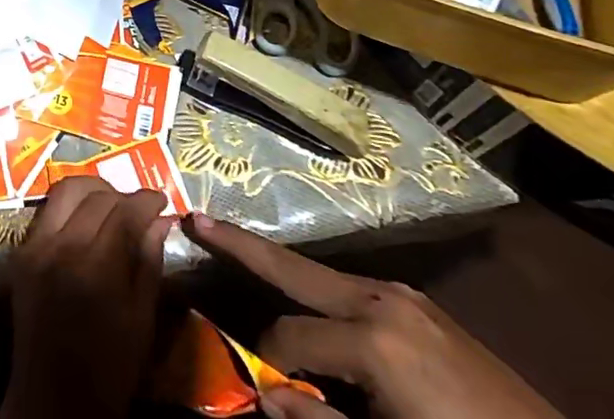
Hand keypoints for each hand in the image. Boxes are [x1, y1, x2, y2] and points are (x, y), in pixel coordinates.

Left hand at [1, 177, 174, 418]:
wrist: (51, 404)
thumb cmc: (107, 369)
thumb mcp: (141, 318)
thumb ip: (149, 261)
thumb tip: (161, 220)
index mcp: (94, 267)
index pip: (124, 210)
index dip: (147, 200)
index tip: (162, 202)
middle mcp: (60, 248)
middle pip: (96, 196)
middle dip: (123, 195)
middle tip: (140, 210)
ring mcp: (35, 248)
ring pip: (65, 191)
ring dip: (93, 192)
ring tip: (112, 208)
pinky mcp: (21, 255)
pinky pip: (47, 211)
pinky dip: (69, 206)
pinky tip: (86, 222)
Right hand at [183, 214, 558, 418]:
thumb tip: (264, 395)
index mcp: (373, 341)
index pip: (290, 341)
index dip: (263, 365)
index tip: (252, 386)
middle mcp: (382, 299)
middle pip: (295, 267)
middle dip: (242, 244)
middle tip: (197, 219)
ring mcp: (402, 294)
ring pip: (321, 275)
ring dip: (278, 266)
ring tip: (235, 249)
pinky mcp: (416, 301)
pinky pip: (351, 290)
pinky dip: (317, 292)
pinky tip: (305, 302)